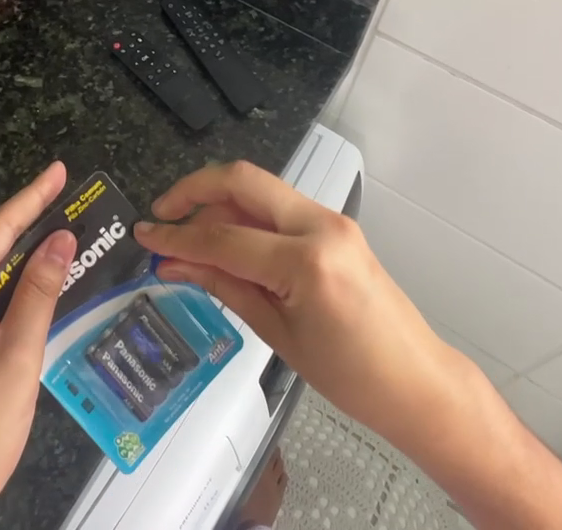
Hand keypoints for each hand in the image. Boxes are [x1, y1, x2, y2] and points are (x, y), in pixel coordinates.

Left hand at [0, 162, 75, 529]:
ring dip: (30, 251)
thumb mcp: (16, 357)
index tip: (60, 170)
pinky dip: (20, 282)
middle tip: (75, 195)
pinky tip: (45, 276)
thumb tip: (60, 237)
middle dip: (33, 218)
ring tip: (69, 225)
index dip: (31, 198)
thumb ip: (38, 293)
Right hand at [138, 162, 561, 528]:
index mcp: (307, 261)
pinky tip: (223, 238)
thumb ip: (224, 287)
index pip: (224, 237)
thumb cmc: (353, 376)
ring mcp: (332, 220)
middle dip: (194, 189)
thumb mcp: (278, 336)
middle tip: (161, 213)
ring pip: (260, 188)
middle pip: (243, 180)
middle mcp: (321, 225)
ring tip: (186, 233)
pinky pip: (278, 206)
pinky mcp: (334, 226)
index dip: (177, 236)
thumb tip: (174, 265)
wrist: (417, 381)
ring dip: (218, 200)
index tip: (144, 236)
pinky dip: (245, 214)